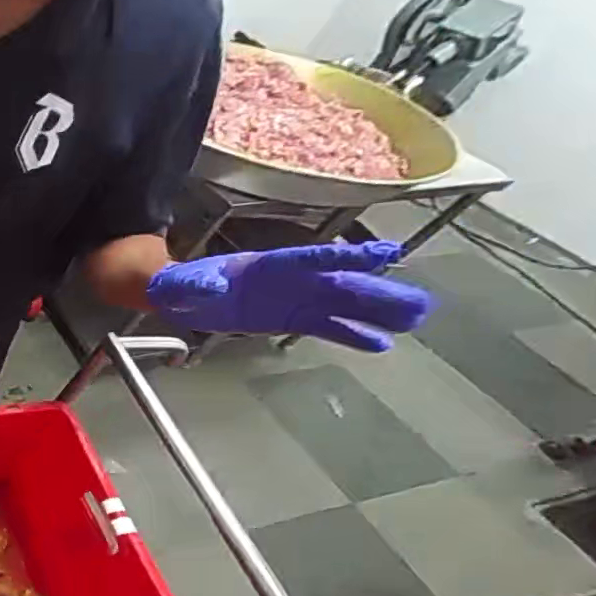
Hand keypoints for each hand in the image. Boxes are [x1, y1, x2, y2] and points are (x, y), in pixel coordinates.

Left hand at [145, 240, 434, 352]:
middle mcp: (286, 280)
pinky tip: (380, 342)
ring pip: (340, 305)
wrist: (177, 297)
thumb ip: (194, 285)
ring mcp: (290, 299)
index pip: (306, 259)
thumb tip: (211, 288)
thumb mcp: (179, 284)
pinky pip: (323, 326)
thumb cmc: (179, 285)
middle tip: (418, 302)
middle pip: (337, 283)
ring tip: (415, 319)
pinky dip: (350, 334)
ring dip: (375, 312)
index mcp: (263, 266)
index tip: (382, 253)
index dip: (341, 258)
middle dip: (376, 291)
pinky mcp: (287, 318)